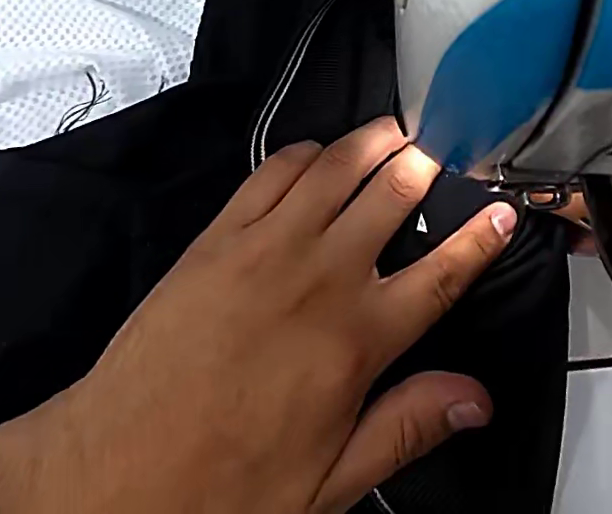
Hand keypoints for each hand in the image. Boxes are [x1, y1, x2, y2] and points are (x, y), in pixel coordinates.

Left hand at [0, 117, 517, 513]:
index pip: (441, 273)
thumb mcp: (327, 482)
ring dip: (374, 140)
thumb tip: (479, 399)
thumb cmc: (224, 486)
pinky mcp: (223, 230)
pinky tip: (319, 157)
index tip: (504, 209)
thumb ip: (408, 426)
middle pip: (394, 191)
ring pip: (340, 164)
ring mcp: (270, 244)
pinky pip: (277, 167)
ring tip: (394, 133)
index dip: (481, 236)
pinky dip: (309, 151)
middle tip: (437, 154)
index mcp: (357, 339)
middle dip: (426, 163)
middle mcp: (323, 275)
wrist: (108, 472)